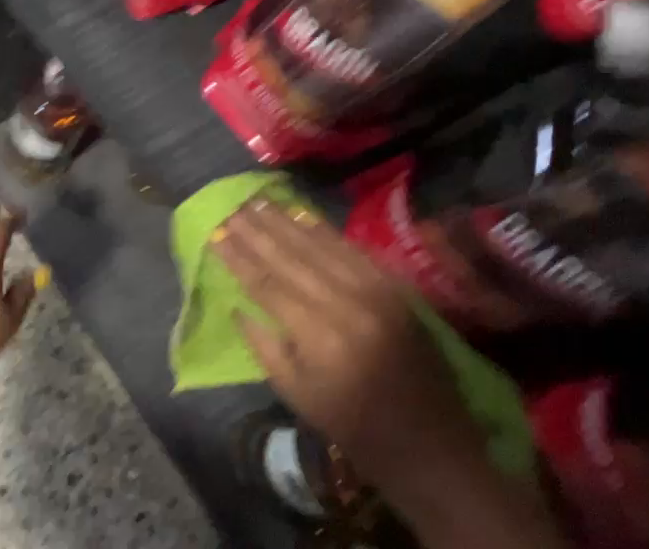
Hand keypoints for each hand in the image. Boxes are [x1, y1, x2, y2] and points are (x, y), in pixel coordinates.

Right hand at [213, 198, 483, 483]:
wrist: (434, 448)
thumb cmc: (354, 427)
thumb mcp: (295, 394)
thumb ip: (263, 345)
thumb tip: (238, 303)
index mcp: (320, 338)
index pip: (267, 284)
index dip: (238, 257)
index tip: (214, 234)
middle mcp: (350, 308)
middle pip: (292, 259)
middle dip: (257, 232)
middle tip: (230, 208)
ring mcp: (379, 296)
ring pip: (322, 248)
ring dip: (287, 223)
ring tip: (258, 201)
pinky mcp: (399, 294)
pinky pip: (355, 253)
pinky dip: (325, 232)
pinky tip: (302, 216)